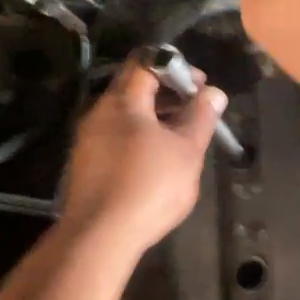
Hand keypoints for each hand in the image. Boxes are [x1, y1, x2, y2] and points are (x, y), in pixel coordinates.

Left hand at [59, 61, 225, 256]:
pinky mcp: (85, 164)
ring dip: (153, 116)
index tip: (200, 86)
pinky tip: (155, 160)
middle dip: (166, 92)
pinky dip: (138, 136)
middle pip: (132, 86)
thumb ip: (201, 117)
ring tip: (180, 136)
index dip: (176, 67)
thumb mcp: (186, 151)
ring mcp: (88, 139)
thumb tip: (214, 93)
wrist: (99, 236)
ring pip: (124, 114)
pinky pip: (114, 137)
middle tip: (194, 109)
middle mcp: (98, 112)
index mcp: (122, 101)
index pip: (146, 62)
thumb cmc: (149, 187)